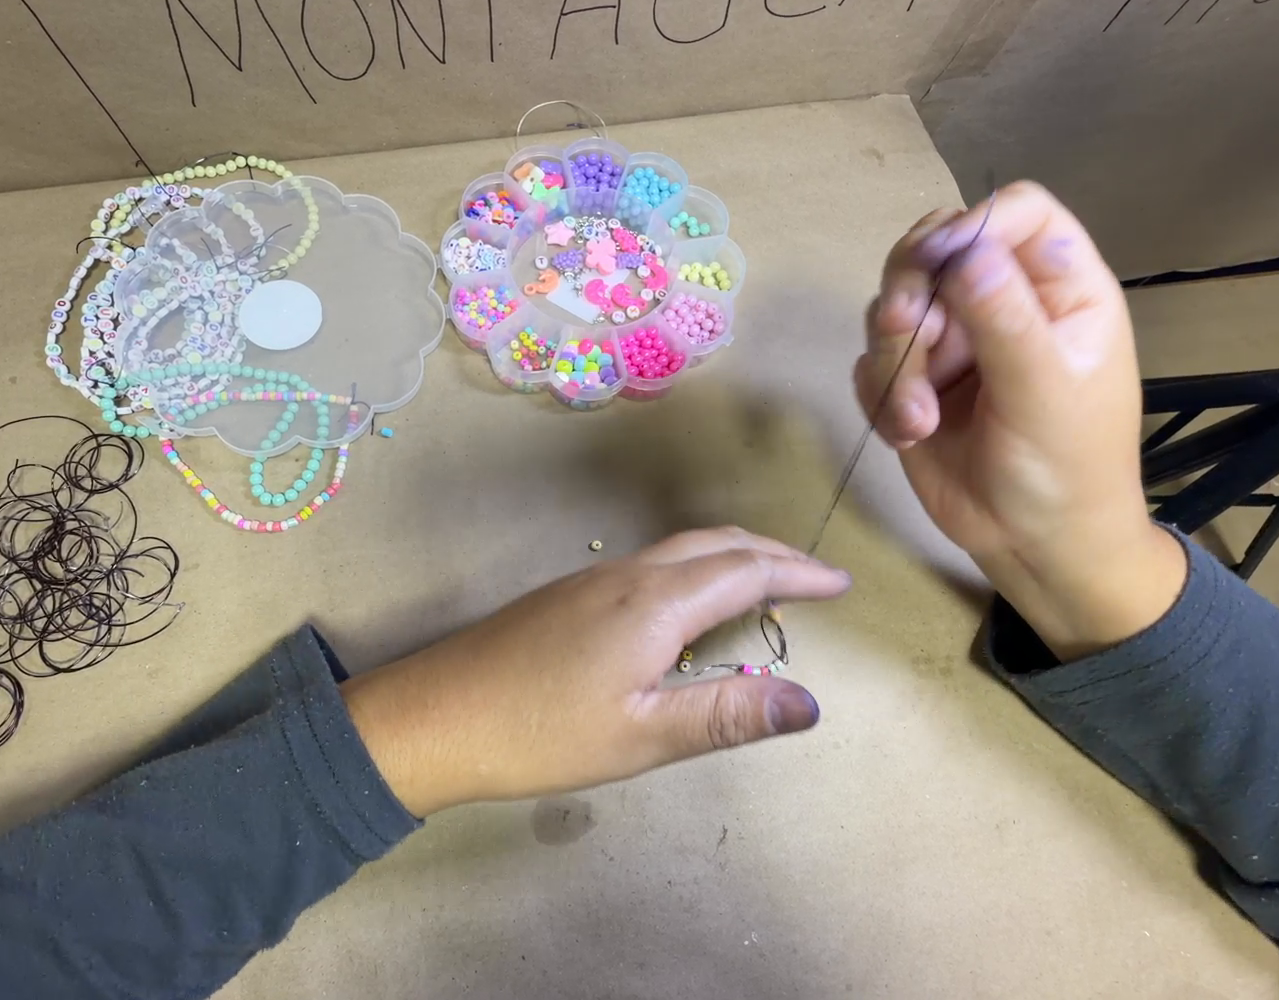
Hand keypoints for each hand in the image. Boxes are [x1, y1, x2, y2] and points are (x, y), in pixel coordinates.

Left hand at [340, 528, 852, 816]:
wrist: (438, 714)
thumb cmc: (541, 733)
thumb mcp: (642, 735)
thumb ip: (725, 714)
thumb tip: (809, 702)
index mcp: (653, 603)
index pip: (744, 569)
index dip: (797, 573)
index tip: (840, 585)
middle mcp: (627, 576)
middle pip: (714, 544)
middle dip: (771, 553)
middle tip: (813, 579)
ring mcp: (593, 580)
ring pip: (680, 549)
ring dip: (731, 556)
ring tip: (765, 586)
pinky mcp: (570, 594)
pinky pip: (652, 565)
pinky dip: (694, 569)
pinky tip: (689, 608)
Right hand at [855, 182, 1185, 658]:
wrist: (1028, 544)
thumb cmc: (1064, 469)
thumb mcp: (1043, 393)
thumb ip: (1005, 320)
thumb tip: (966, 252)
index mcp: (1056, 290)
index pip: (1014, 214)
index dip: (970, 225)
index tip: (934, 264)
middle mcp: (997, 304)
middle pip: (931, 251)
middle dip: (910, 297)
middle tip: (907, 340)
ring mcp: (949, 343)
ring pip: (890, 309)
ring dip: (893, 365)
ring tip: (917, 421)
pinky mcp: (909, 381)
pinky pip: (869, 362)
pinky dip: (879, 397)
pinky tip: (908, 435)